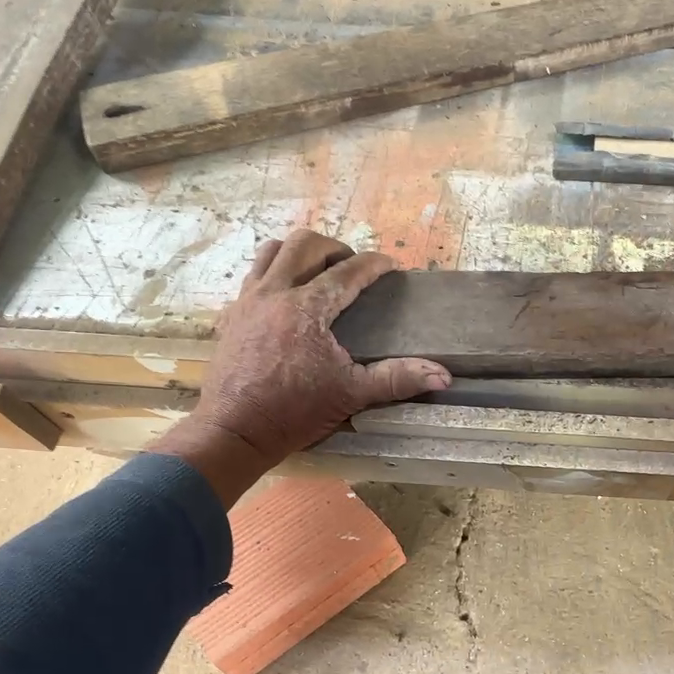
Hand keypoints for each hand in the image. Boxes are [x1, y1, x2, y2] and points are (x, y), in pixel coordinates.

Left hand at [151, 229, 451, 504]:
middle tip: (351, 266)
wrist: (235, 429)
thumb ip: (397, 379)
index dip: (373, 264)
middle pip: (304, 244)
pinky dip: (274, 275)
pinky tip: (286, 298)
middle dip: (333, 248)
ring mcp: (248, 301)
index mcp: (308, 308)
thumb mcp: (352, 394)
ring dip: (298, 253)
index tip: (390, 265)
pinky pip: (252, 277)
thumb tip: (442, 375)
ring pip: (271, 252)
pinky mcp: (231, 315)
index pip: (347, 272)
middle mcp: (275, 293)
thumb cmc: (295, 411)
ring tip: (317, 271)